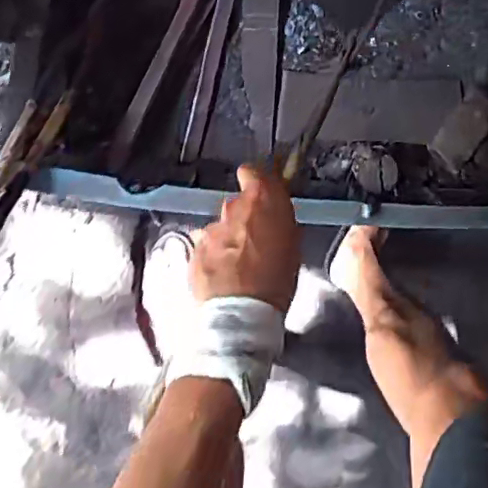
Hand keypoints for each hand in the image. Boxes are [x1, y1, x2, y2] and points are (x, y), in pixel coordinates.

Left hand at [191, 165, 300, 311]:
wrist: (241, 316)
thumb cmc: (277, 278)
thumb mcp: (293, 242)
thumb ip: (281, 218)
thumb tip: (275, 213)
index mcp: (261, 199)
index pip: (252, 171)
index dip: (256, 179)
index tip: (262, 192)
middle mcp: (232, 208)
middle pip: (237, 202)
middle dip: (245, 215)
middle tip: (256, 238)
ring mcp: (210, 231)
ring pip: (222, 226)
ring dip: (229, 237)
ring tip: (238, 263)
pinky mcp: (194, 253)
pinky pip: (207, 247)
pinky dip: (215, 256)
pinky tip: (225, 275)